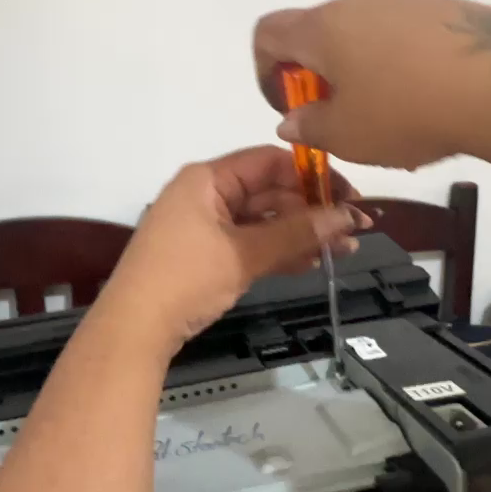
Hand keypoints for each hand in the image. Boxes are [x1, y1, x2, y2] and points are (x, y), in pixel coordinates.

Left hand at [97, 146, 363, 349]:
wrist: (135, 329)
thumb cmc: (185, 279)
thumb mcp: (244, 254)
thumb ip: (296, 234)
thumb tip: (346, 218)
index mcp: (208, 179)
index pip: (270, 162)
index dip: (313, 177)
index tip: (349, 198)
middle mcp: (207, 195)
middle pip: (270, 192)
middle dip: (313, 211)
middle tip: (355, 230)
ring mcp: (206, 226)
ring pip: (264, 222)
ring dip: (302, 235)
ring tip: (345, 250)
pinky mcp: (207, 256)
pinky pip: (251, 244)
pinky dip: (279, 252)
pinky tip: (312, 262)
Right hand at [253, 0, 490, 168]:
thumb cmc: (407, 112)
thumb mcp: (347, 136)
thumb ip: (309, 127)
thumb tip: (291, 119)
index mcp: (323, 27)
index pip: (269, 33)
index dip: (265, 71)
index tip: (289, 106)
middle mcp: (359, 1)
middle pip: (317, 32)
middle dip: (316, 76)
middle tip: (337, 119)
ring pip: (361, 34)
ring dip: (356, 72)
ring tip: (384, 117)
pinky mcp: (444, 8)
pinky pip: (400, 35)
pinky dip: (394, 66)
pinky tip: (421, 102)